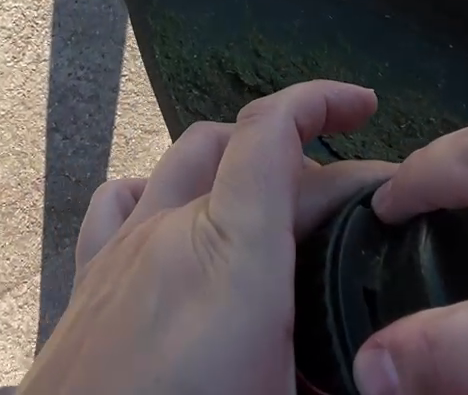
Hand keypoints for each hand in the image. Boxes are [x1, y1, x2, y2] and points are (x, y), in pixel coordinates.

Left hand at [20, 80, 395, 394]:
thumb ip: (338, 366)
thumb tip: (380, 367)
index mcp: (229, 251)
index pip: (272, 131)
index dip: (322, 100)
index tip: (364, 106)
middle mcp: (170, 228)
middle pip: (241, 146)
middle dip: (303, 154)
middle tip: (345, 201)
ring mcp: (121, 248)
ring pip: (186, 160)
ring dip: (238, 163)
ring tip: (274, 201)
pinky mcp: (87, 279)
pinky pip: (124, 200)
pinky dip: (162, 190)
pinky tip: (176, 218)